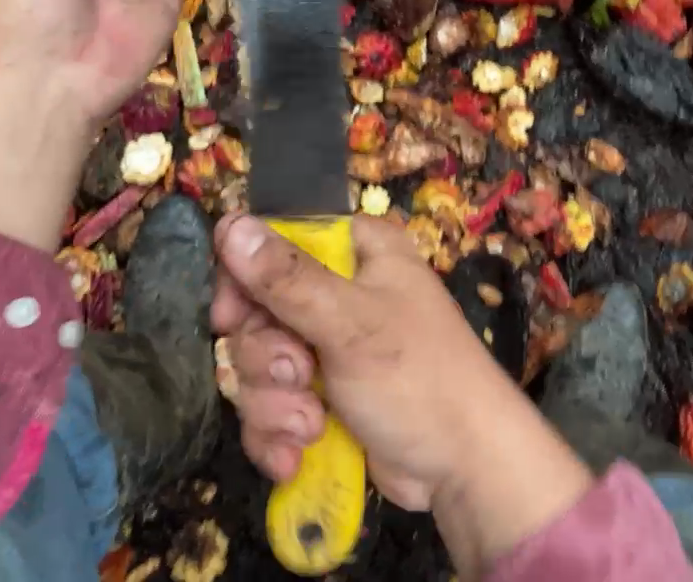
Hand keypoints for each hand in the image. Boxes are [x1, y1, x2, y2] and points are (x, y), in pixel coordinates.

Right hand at [212, 214, 593, 577]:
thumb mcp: (350, 322)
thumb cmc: (418, 377)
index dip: (243, 277)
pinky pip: (270, 405)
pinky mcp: (321, 396)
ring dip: (275, 403)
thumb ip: (286, 278)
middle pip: (257, 308)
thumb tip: (229, 225)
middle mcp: (339, 289)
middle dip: (268, 357)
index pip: (274, 240)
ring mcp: (328, 346)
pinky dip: (277, 433)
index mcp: (356, 250)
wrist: (463, 469)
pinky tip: (297, 455)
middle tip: (298, 376)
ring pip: (258, 362)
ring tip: (310, 425)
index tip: (231, 316)